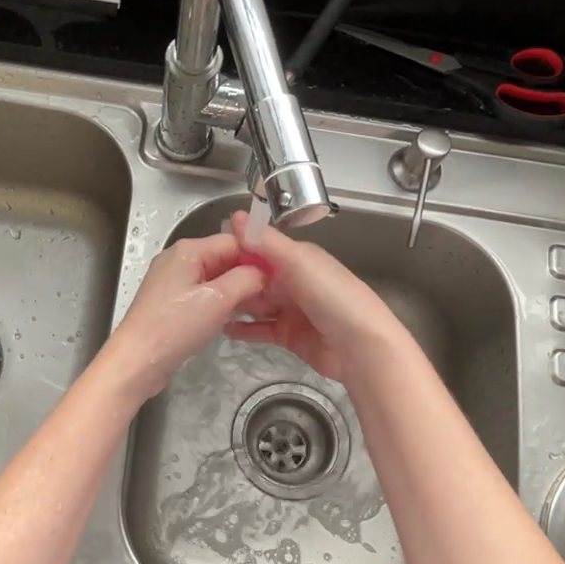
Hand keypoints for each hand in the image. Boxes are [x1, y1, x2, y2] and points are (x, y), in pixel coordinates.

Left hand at [96, 233, 268, 399]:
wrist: (138, 361)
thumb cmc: (176, 326)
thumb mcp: (218, 299)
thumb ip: (246, 279)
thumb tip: (264, 272)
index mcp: (188, 250)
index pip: (234, 241)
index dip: (258, 257)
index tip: (279, 276)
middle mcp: (177, 259)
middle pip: (223, 258)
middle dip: (246, 275)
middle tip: (270, 295)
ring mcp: (171, 282)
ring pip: (213, 278)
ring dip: (233, 291)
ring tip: (255, 308)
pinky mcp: (169, 303)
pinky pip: (201, 294)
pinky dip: (217, 303)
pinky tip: (230, 318)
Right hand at [223, 210, 404, 381]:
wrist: (361, 348)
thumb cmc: (334, 298)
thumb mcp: (299, 262)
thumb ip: (266, 241)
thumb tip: (236, 215)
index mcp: (300, 258)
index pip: (262, 248)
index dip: (237, 250)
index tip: (208, 255)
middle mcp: (295, 281)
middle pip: (256, 278)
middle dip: (233, 280)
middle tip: (203, 285)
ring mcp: (292, 310)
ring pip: (256, 304)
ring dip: (236, 304)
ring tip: (208, 306)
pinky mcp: (289, 336)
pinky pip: (260, 329)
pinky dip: (244, 329)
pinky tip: (223, 329)